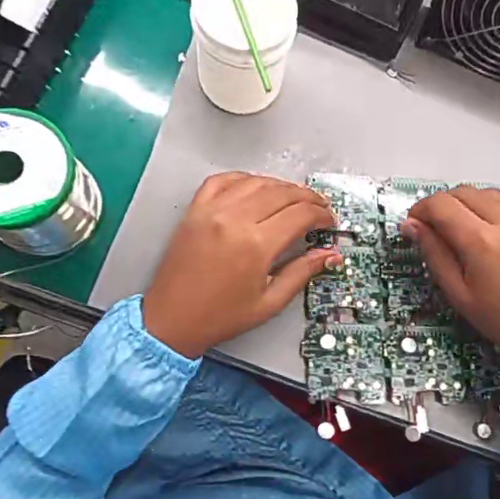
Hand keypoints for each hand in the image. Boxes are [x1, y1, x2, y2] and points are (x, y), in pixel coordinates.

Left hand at [142, 172, 338, 357]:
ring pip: (255, 181)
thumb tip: (327, 255)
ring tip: (292, 196)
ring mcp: (211, 212)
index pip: (300, 214)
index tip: (328, 221)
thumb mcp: (268, 302)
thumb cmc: (216, 316)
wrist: (172, 319)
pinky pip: (222, 180)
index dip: (321, 215)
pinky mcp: (194, 212)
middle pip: (282, 192)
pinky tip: (254, 186)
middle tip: (318, 207)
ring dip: (279, 185)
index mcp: (255, 245)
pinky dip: (243, 178)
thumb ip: (301, 273)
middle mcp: (233, 221)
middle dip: (307, 197)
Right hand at [405, 187, 499, 358]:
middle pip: (465, 192)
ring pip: (491, 194)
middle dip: (445, 206)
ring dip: (473, 206)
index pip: (441, 205)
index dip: (421, 209)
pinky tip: (499, 236)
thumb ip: (433, 252)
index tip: (417, 221)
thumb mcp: (457, 292)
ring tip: (470, 232)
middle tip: (439, 227)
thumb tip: (412, 226)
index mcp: (483, 243)